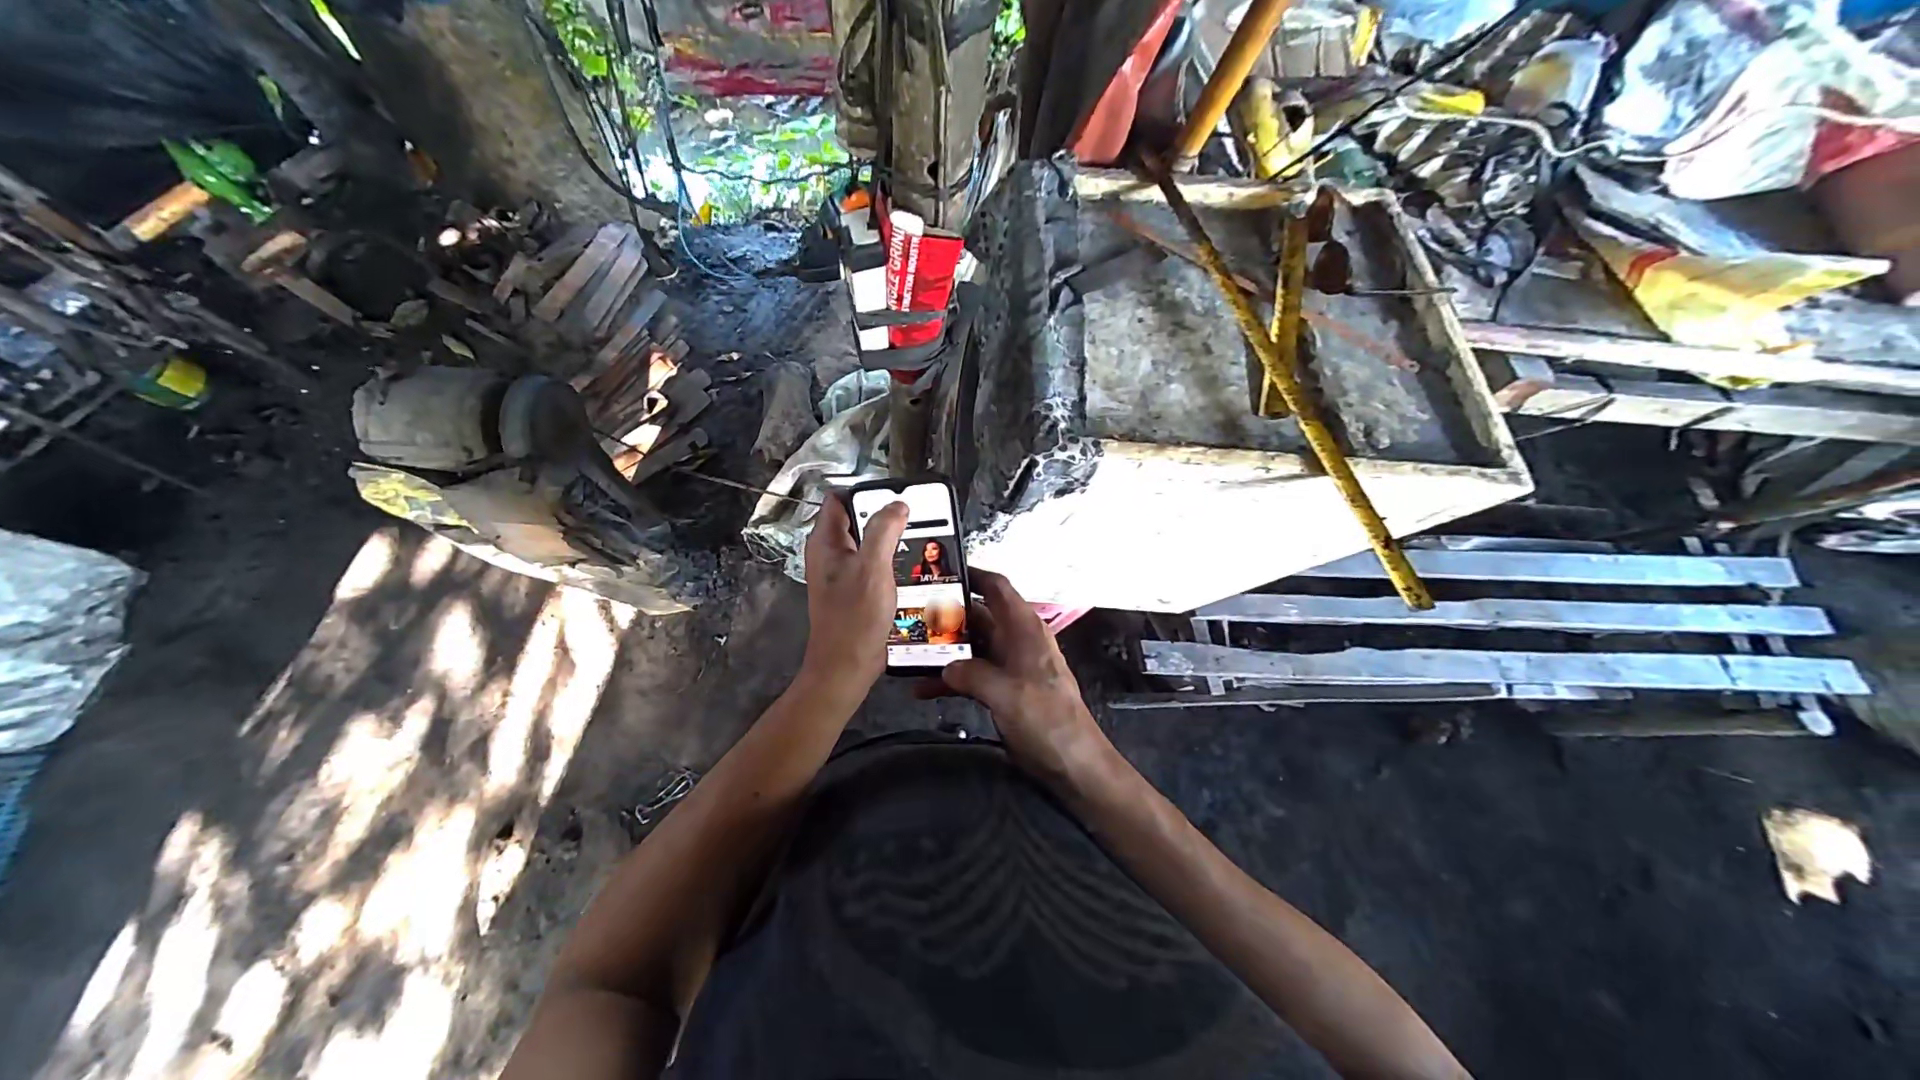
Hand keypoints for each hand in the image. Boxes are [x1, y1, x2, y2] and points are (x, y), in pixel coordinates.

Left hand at [799, 494, 907, 693]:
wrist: (846, 667)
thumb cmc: (855, 617)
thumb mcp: (872, 567)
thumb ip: (884, 530)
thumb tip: (898, 504)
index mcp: (825, 542)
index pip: (840, 499)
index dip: (867, 491)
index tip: (897, 495)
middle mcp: (831, 554)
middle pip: (858, 520)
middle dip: (886, 517)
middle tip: (917, 519)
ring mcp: (843, 574)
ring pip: (870, 545)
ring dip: (893, 542)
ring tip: (922, 540)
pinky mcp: (856, 592)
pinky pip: (876, 567)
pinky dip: (893, 564)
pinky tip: (914, 568)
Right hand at [918, 570, 1113, 788]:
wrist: (1072, 763)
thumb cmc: (1045, 719)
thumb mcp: (1005, 693)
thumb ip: (970, 674)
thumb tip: (946, 668)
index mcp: (1024, 629)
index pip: (996, 588)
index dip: (971, 574)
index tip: (939, 570)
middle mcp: (1016, 641)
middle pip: (976, 617)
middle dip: (945, 616)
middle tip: (908, 615)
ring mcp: (1009, 666)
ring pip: (970, 647)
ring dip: (943, 652)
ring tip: (907, 653)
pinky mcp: (1003, 690)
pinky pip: (971, 675)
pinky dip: (950, 680)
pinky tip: (921, 689)